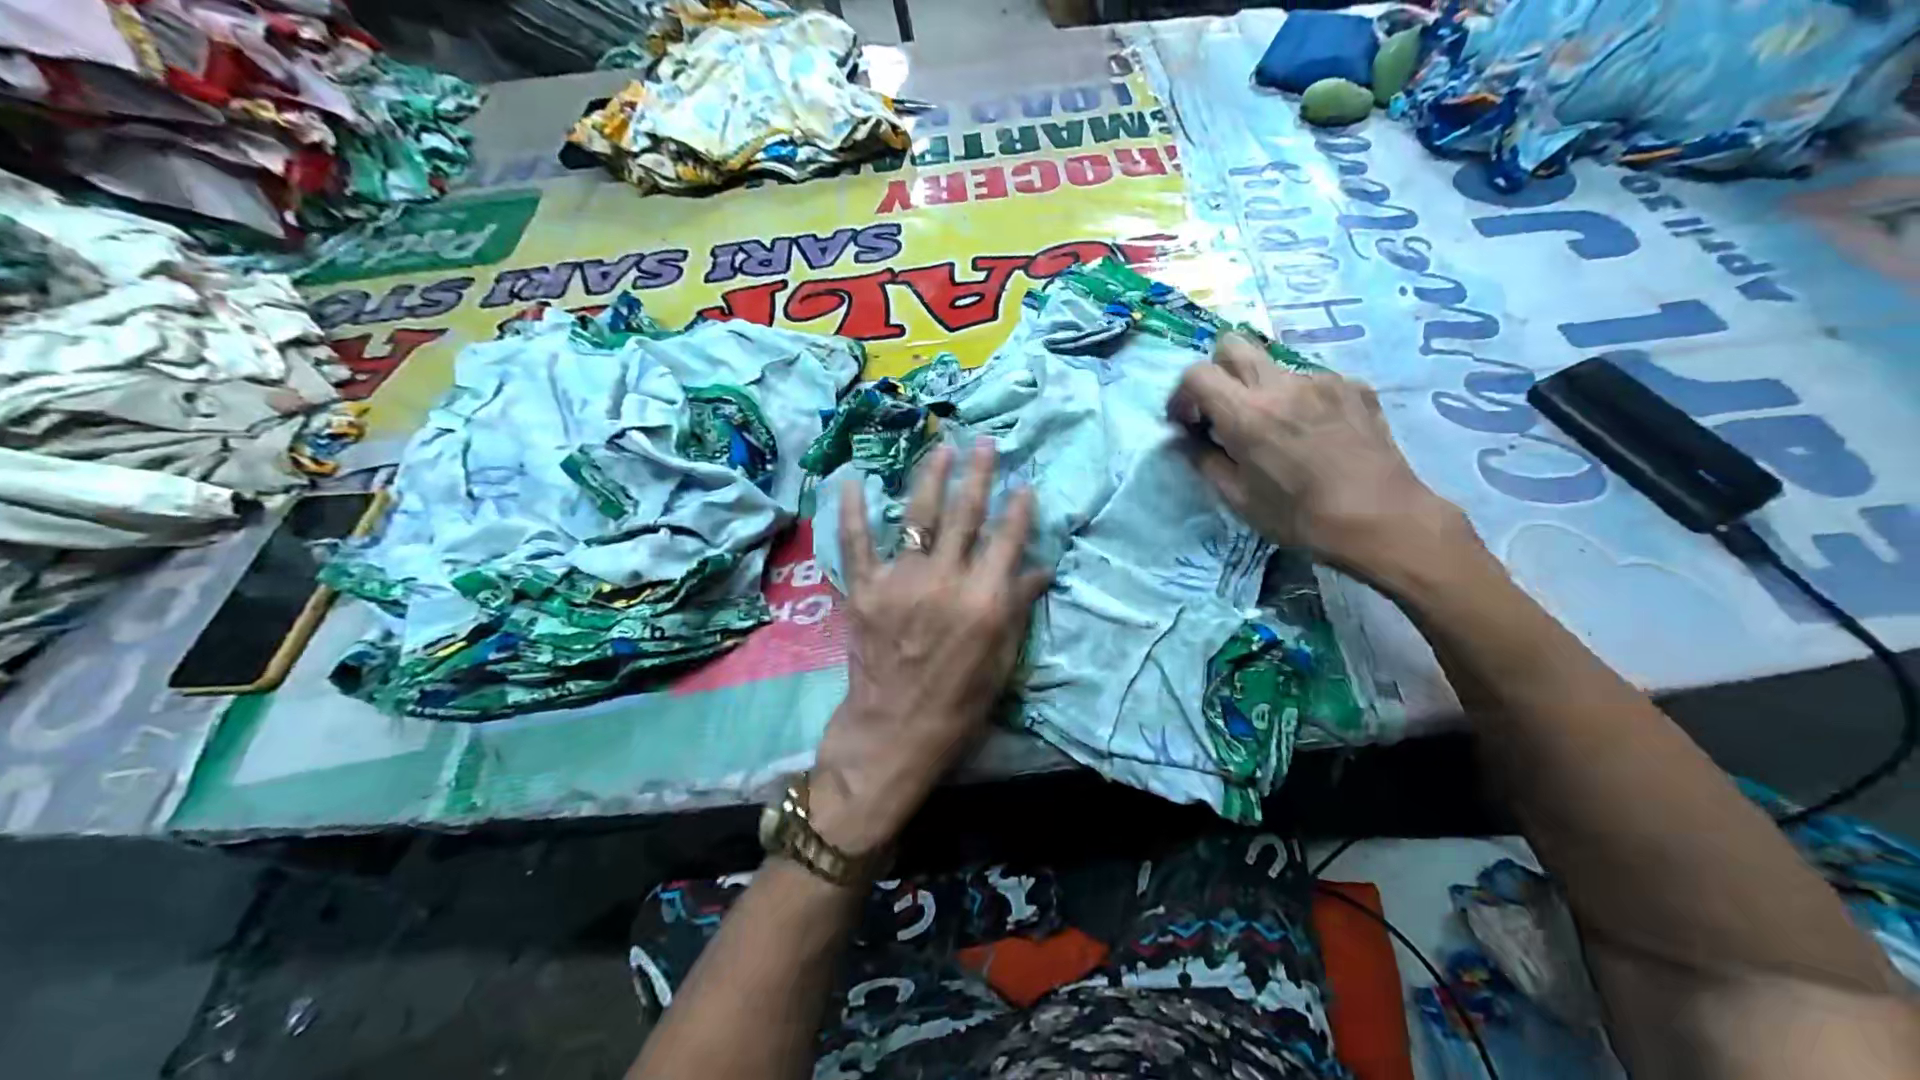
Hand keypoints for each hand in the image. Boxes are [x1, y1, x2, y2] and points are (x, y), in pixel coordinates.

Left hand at [809, 440, 1050, 856]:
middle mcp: (946, 581)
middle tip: (985, 443)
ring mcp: (902, 581)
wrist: (895, 730)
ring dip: (930, 478)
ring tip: (940, 448)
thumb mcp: (1002, 661)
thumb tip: (1041, 569)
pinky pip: (857, 543)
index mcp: (985, 600)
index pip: (1008, 540)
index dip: (1019, 509)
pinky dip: (851, 511)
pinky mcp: (866, 589)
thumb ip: (1017, 608)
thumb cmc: (958, 703)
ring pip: (919, 517)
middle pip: (966, 515)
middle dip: (979, 474)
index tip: (1025, 484)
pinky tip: (850, 481)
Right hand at [1168, 334, 1479, 590]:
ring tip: (1276, 429)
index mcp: (1247, 414)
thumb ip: (1204, 460)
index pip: (1196, 374)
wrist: (1382, 519)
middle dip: (1218, 371)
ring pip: (1274, 365)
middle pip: (1233, 345)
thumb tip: (1184, 439)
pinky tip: (1313, 433)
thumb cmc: (1299, 517)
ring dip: (1261, 388)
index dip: (1182, 394)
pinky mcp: (1353, 386)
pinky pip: (1311, 380)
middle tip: (1222, 408)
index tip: (1188, 421)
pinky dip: (1300, 399)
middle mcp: (1281, 384)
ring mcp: (1321, 380)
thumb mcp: (1238, 498)